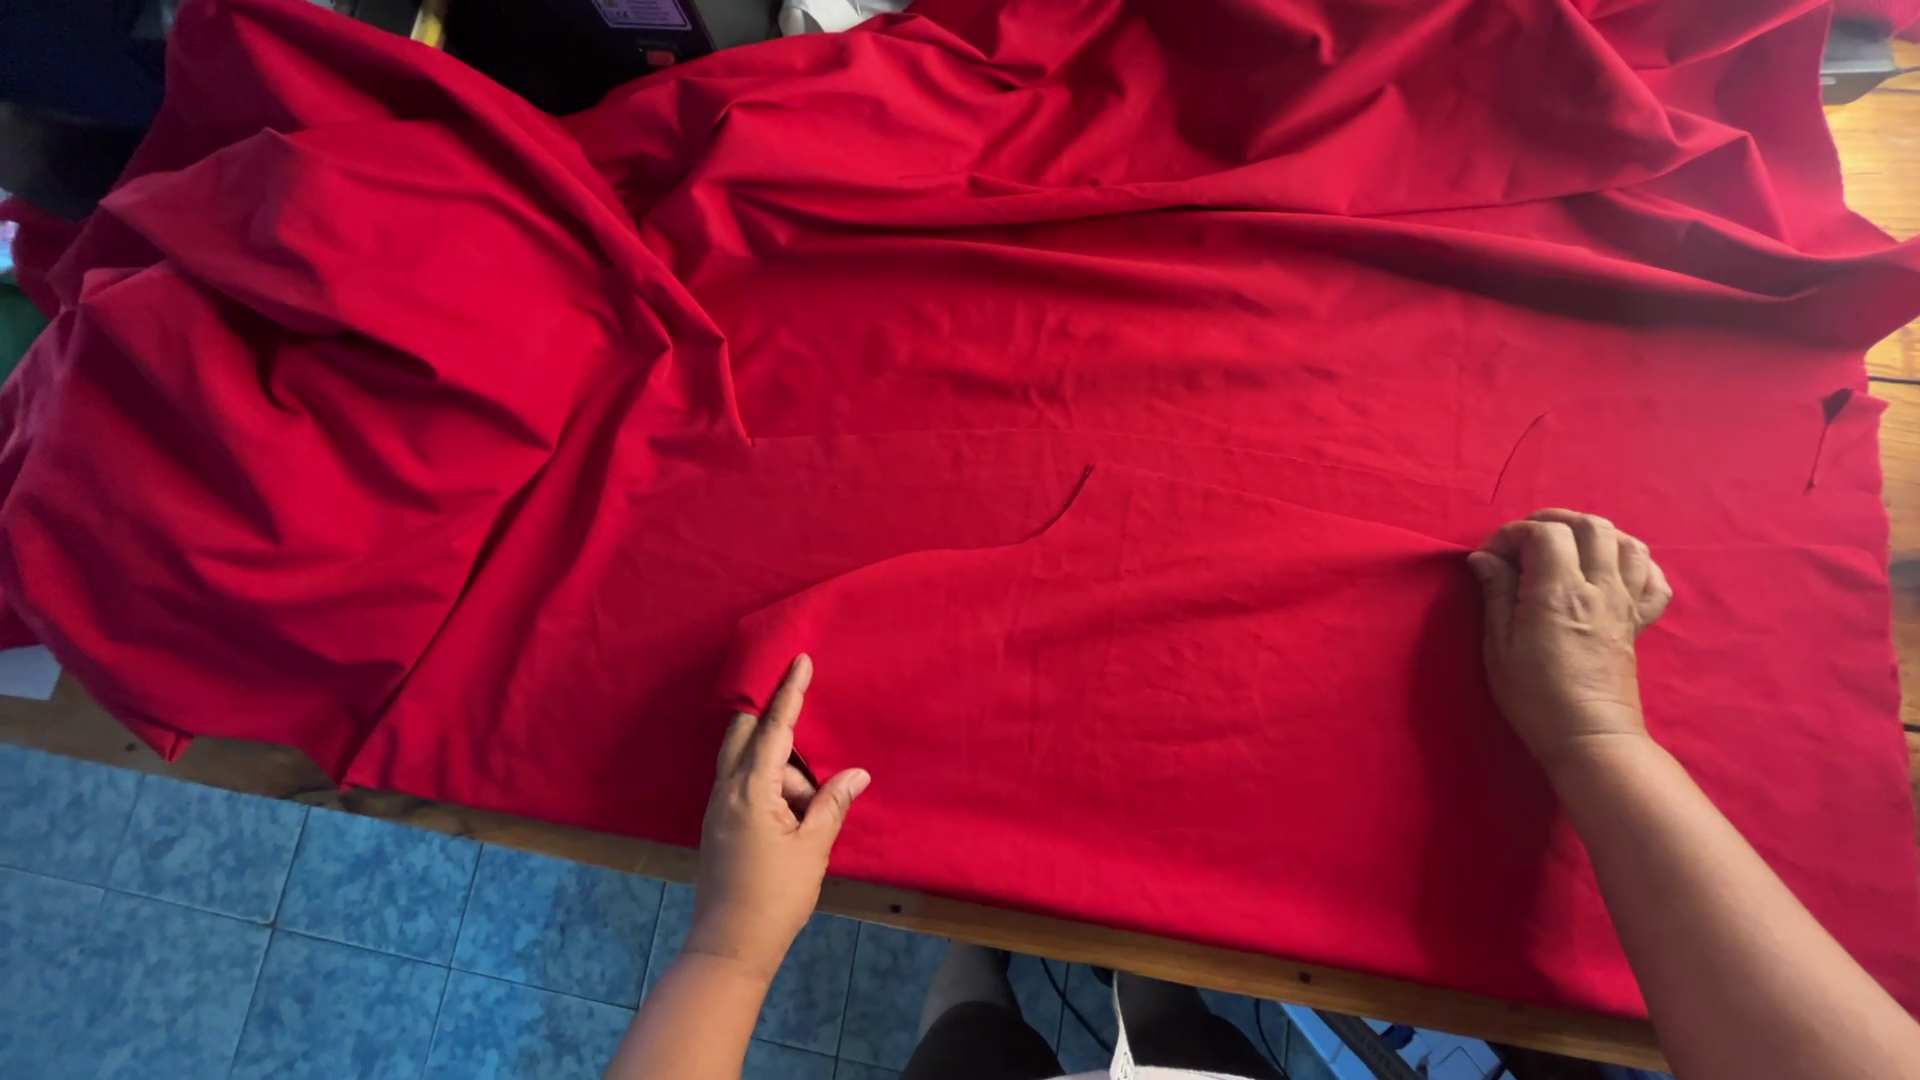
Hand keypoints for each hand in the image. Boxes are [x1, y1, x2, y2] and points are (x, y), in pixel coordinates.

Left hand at [686, 655, 870, 982]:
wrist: (728, 948)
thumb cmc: (775, 895)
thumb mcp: (812, 847)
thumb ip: (832, 803)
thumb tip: (858, 773)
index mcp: (750, 789)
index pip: (775, 727)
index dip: (790, 692)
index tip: (800, 659)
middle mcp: (727, 789)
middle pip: (748, 734)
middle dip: (778, 728)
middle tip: (810, 745)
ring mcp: (718, 807)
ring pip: (749, 763)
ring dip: (782, 773)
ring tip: (808, 815)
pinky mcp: (719, 824)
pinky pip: (744, 784)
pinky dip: (770, 785)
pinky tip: (793, 811)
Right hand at [1468, 509, 1672, 774]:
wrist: (1588, 734)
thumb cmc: (1531, 693)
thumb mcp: (1497, 644)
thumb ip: (1495, 593)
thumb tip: (1484, 559)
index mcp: (1559, 594)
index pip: (1544, 534)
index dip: (1511, 534)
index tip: (1488, 557)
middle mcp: (1600, 590)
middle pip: (1591, 526)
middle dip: (1551, 521)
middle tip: (1521, 540)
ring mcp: (1626, 604)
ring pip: (1626, 542)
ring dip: (1591, 534)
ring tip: (1561, 547)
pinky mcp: (1639, 620)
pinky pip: (1652, 576)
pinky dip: (1631, 561)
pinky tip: (1607, 569)